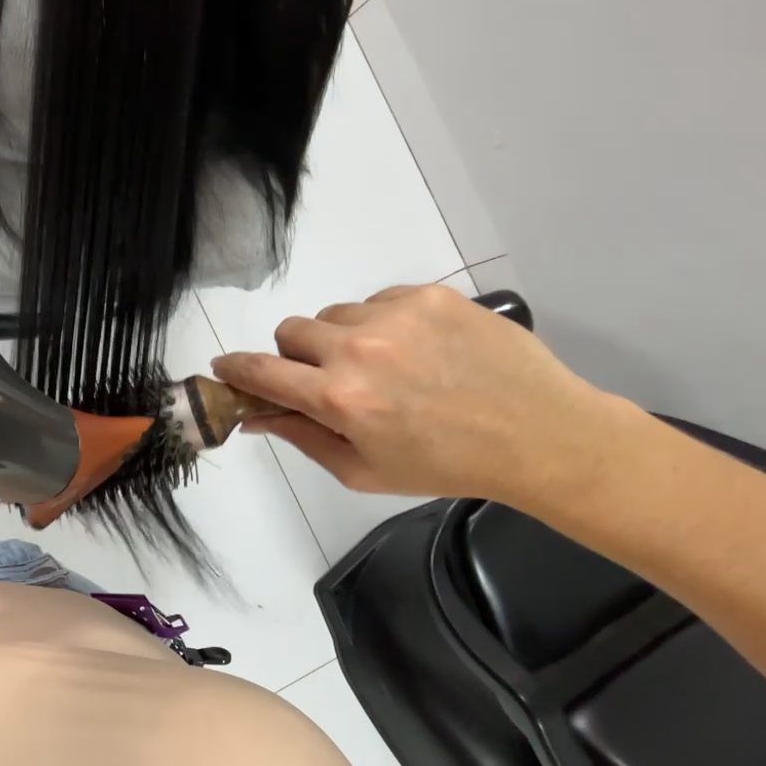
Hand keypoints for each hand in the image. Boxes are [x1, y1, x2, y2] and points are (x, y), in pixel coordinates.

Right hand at [210, 284, 640, 504]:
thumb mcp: (361, 469)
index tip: (225, 368)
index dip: (234, 369)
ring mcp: (396, 315)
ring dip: (340, 339)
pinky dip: (381, 323)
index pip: (260, 371)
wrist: (540, 435)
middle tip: (325, 379)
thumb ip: (300, 437)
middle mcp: (359, 349)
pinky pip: (377, 300)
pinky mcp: (430, 296)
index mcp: (339, 399)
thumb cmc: (444, 465)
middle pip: (290, 331)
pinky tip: (415, 350)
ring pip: (334, 315)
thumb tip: (253, 416)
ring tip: (382, 366)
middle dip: (295, 356)